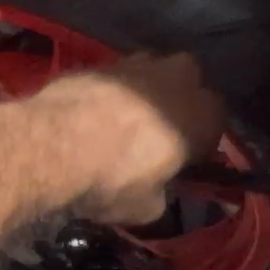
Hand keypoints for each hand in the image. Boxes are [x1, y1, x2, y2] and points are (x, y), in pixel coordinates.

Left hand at [24, 53, 225, 225]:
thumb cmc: (113, 179)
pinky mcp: (99, 61)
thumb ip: (161, 194)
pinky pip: (115, 79)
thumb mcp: (146, 208)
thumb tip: (156, 192)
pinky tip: (90, 118)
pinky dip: (109, 95)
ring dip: (142, 96)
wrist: (52, 145)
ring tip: (118, 127)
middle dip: (175, 105)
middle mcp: (177, 77)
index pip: (216, 121)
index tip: (183, 159)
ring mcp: (136, 62)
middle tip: (152, 136)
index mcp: (201, 113)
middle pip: (187, 86)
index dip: (200, 141)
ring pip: (151, 76)